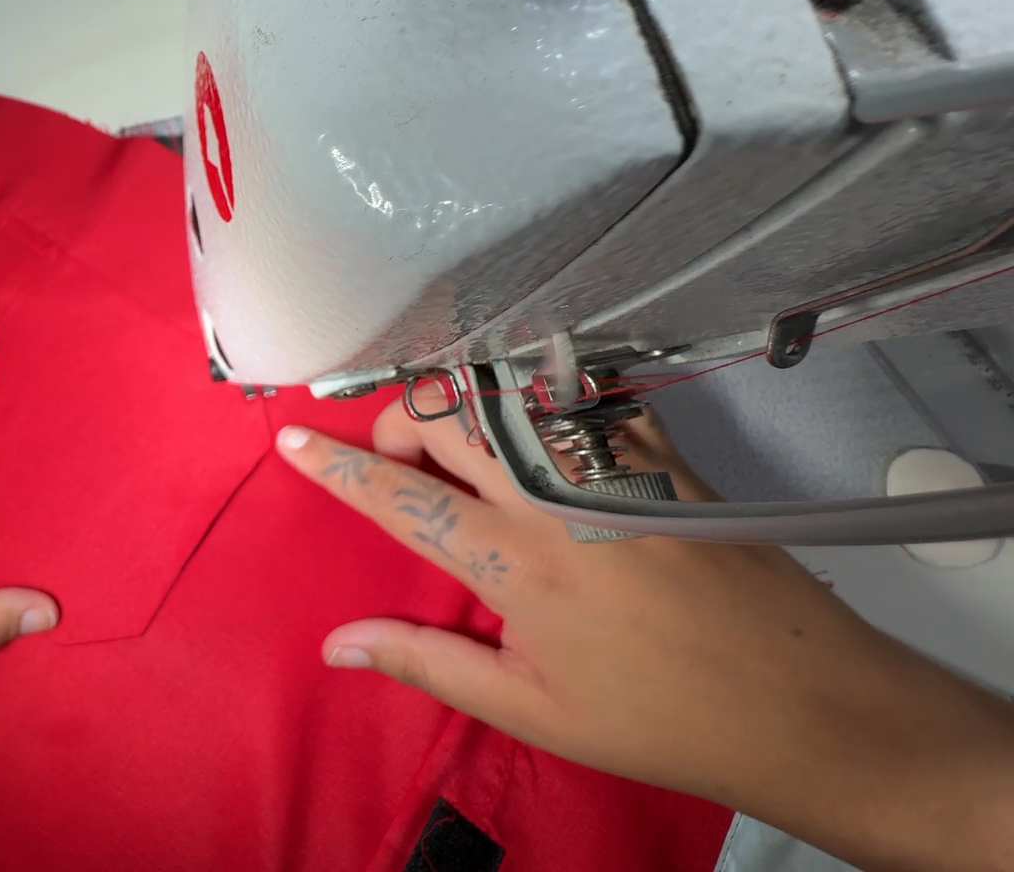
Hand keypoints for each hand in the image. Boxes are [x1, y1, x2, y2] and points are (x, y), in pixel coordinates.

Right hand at [276, 395, 1013, 871]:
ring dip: (459, 410)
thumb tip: (336, 646)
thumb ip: (424, 661)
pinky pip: (572, 399)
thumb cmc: (658, 716)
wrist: (817, 707)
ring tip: (461, 454)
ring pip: (505, 394)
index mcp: (519, 563)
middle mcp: (558, 498)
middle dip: (400, 424)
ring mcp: (613, 467)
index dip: (336, 467)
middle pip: (447, 416)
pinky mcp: (658, 454)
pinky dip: (528, 409)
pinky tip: (534, 444)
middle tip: (404, 466)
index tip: (293, 440)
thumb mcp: (530, 709)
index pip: (401, 498)